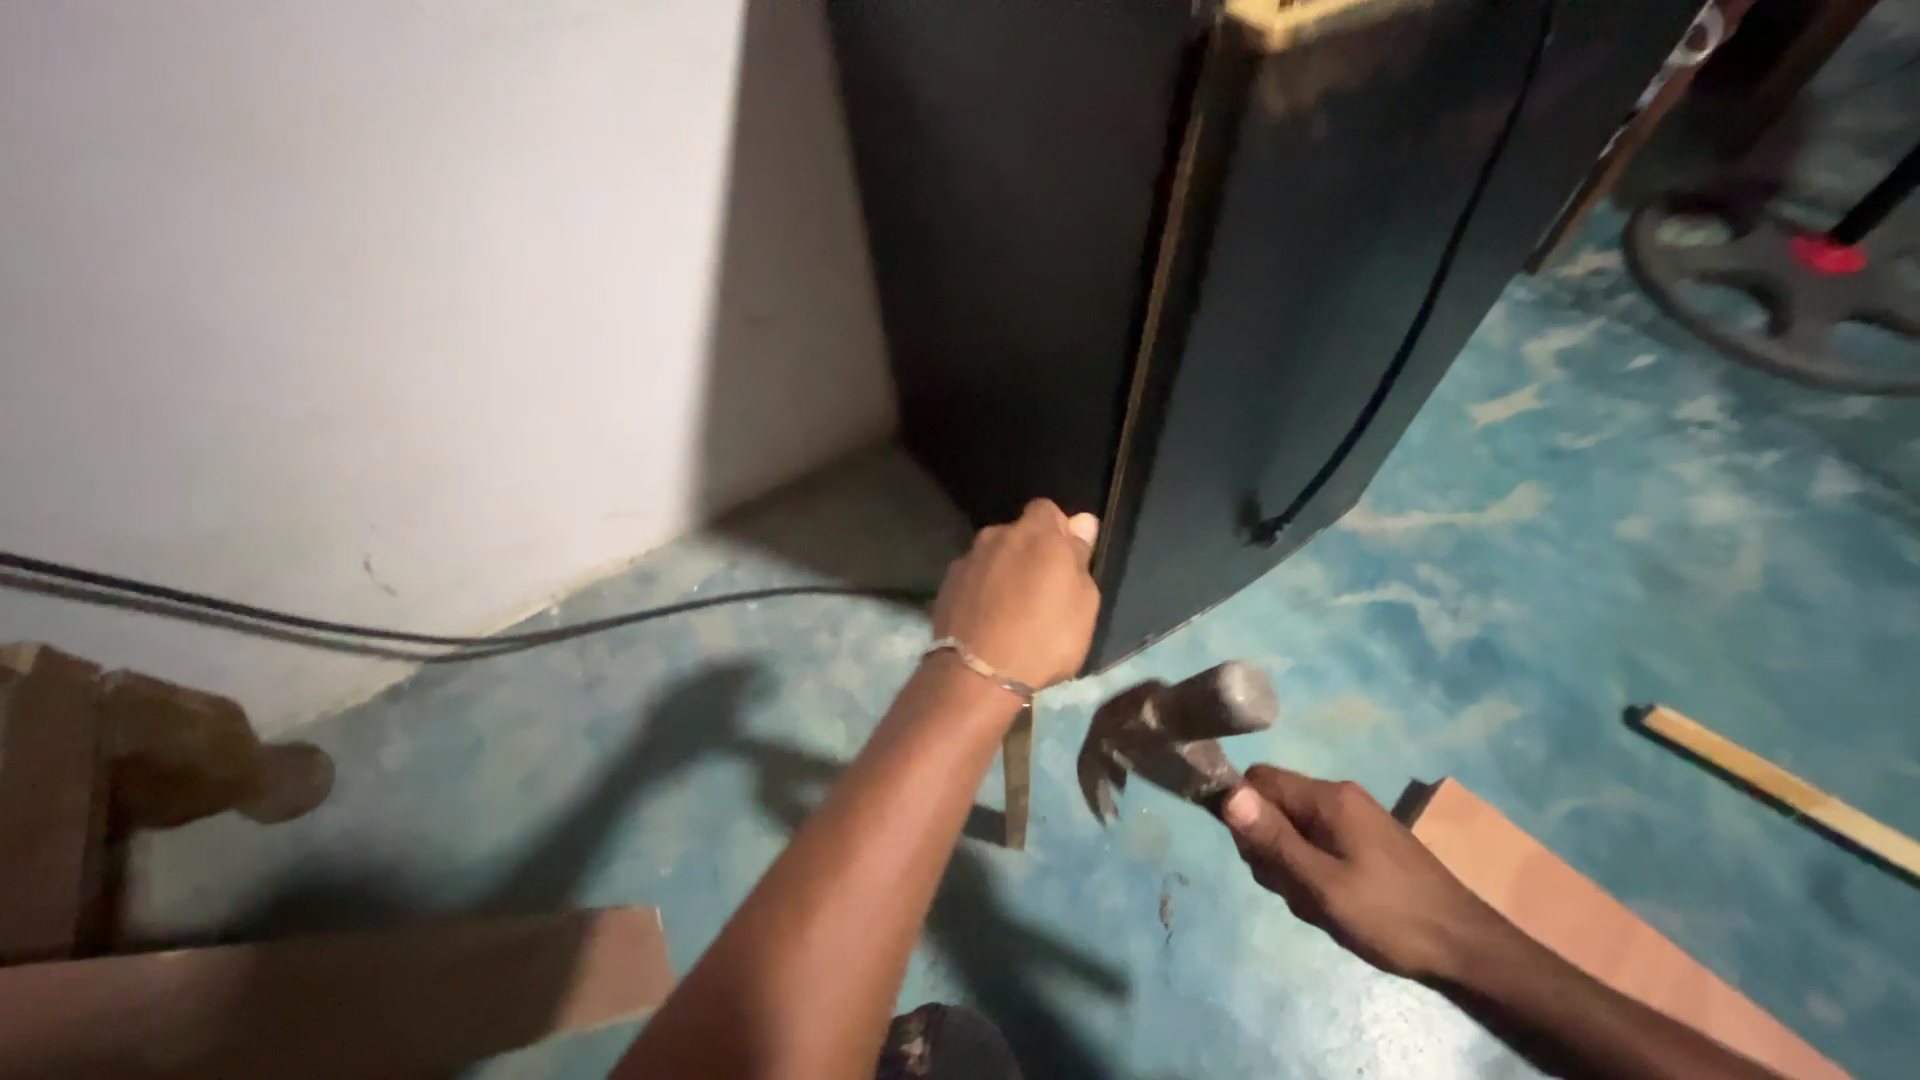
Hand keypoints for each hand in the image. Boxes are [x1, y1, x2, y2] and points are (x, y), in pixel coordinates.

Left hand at [931, 500, 1100, 690]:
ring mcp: (967, 560)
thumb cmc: (1043, 638)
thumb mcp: (1083, 603)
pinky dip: (981, 592)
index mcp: (1035, 533)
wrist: (977, 675)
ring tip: (1011, 611)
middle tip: (1041, 591)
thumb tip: (1081, 522)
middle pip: (1018, 534)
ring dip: (1003, 573)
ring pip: (993, 557)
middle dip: (1029, 553)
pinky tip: (987, 621)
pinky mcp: (946, 586)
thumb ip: (1080, 557)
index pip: (1047, 510)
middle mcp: (996, 536)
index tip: (1065, 562)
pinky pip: (973, 580)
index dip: (1059, 531)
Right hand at [1220, 765, 1512, 981]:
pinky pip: (1317, 847)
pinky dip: (1313, 874)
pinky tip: (1333, 905)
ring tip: (1319, 903)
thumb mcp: (1322, 884)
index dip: (1244, 813)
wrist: (1466, 948)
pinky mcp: (1363, 843)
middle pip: (1273, 808)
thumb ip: (1273, 839)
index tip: (1257, 856)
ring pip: (1293, 833)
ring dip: (1292, 869)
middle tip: (1295, 890)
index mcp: (1328, 798)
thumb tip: (1226, 794)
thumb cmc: (1390, 916)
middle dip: (1270, 850)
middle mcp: (1339, 798)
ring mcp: (1354, 821)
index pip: (1258, 780)